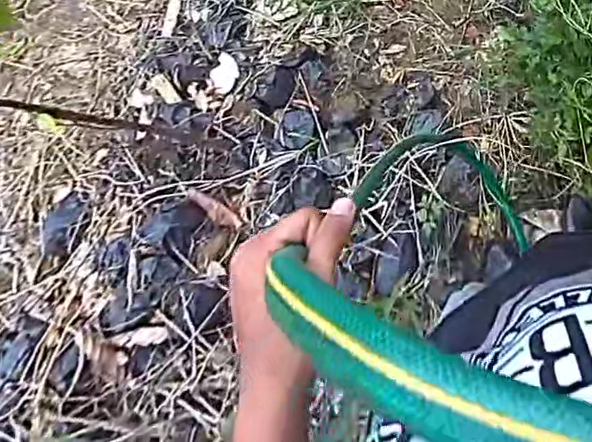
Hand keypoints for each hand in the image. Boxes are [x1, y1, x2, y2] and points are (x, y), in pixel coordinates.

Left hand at [229, 199, 354, 398]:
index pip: (307, 218)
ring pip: (300, 250)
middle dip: (316, 255)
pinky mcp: (255, 288)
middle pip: (302, 232)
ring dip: (311, 269)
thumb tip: (345, 202)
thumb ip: (331, 237)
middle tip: (313, 288)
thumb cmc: (294, 335)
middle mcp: (246, 255)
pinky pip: (290, 266)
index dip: (323, 241)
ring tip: (306, 298)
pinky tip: (298, 302)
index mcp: (254, 249)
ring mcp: (248, 272)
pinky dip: (301, 280)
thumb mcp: (319, 279)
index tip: (319, 273)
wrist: (275, 389)